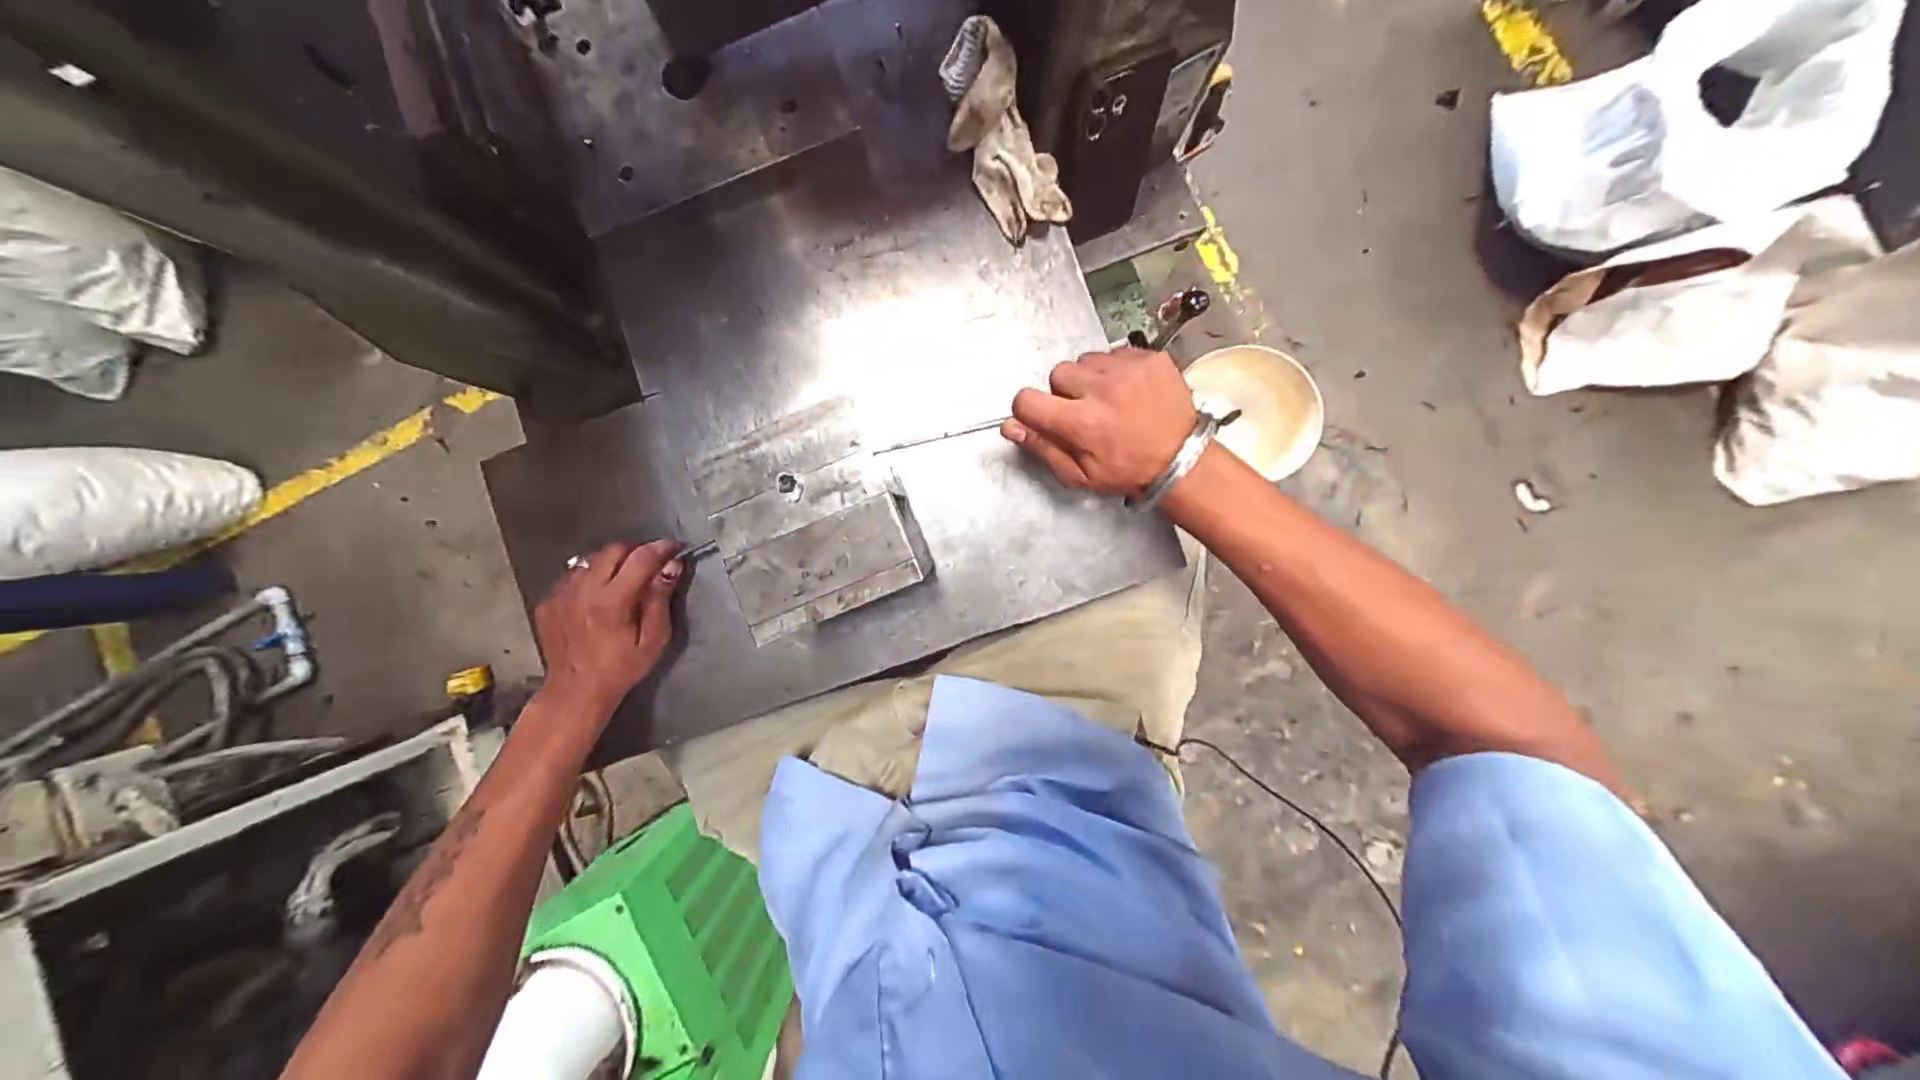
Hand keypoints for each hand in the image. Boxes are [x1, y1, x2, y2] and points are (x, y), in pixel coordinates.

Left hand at [534, 540, 684, 711]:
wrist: (576, 690)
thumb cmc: (622, 668)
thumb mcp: (654, 639)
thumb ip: (660, 599)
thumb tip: (671, 567)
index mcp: (612, 601)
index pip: (641, 558)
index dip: (661, 548)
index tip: (673, 548)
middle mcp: (583, 590)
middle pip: (613, 550)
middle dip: (636, 551)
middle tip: (650, 564)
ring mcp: (561, 594)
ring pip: (591, 560)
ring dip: (612, 562)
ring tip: (624, 579)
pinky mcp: (548, 601)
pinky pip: (573, 576)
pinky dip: (591, 577)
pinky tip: (598, 595)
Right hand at [1000, 348, 1197, 496]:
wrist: (1182, 461)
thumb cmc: (1130, 471)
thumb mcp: (1080, 474)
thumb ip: (1043, 447)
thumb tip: (1012, 427)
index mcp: (1082, 423)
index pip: (1028, 400)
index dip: (1029, 409)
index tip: (1041, 415)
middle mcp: (1102, 390)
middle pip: (1056, 373)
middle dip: (1064, 391)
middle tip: (1083, 410)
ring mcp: (1128, 370)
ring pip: (1085, 360)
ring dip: (1089, 378)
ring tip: (1108, 399)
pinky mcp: (1148, 358)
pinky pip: (1114, 353)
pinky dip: (1115, 369)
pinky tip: (1126, 390)